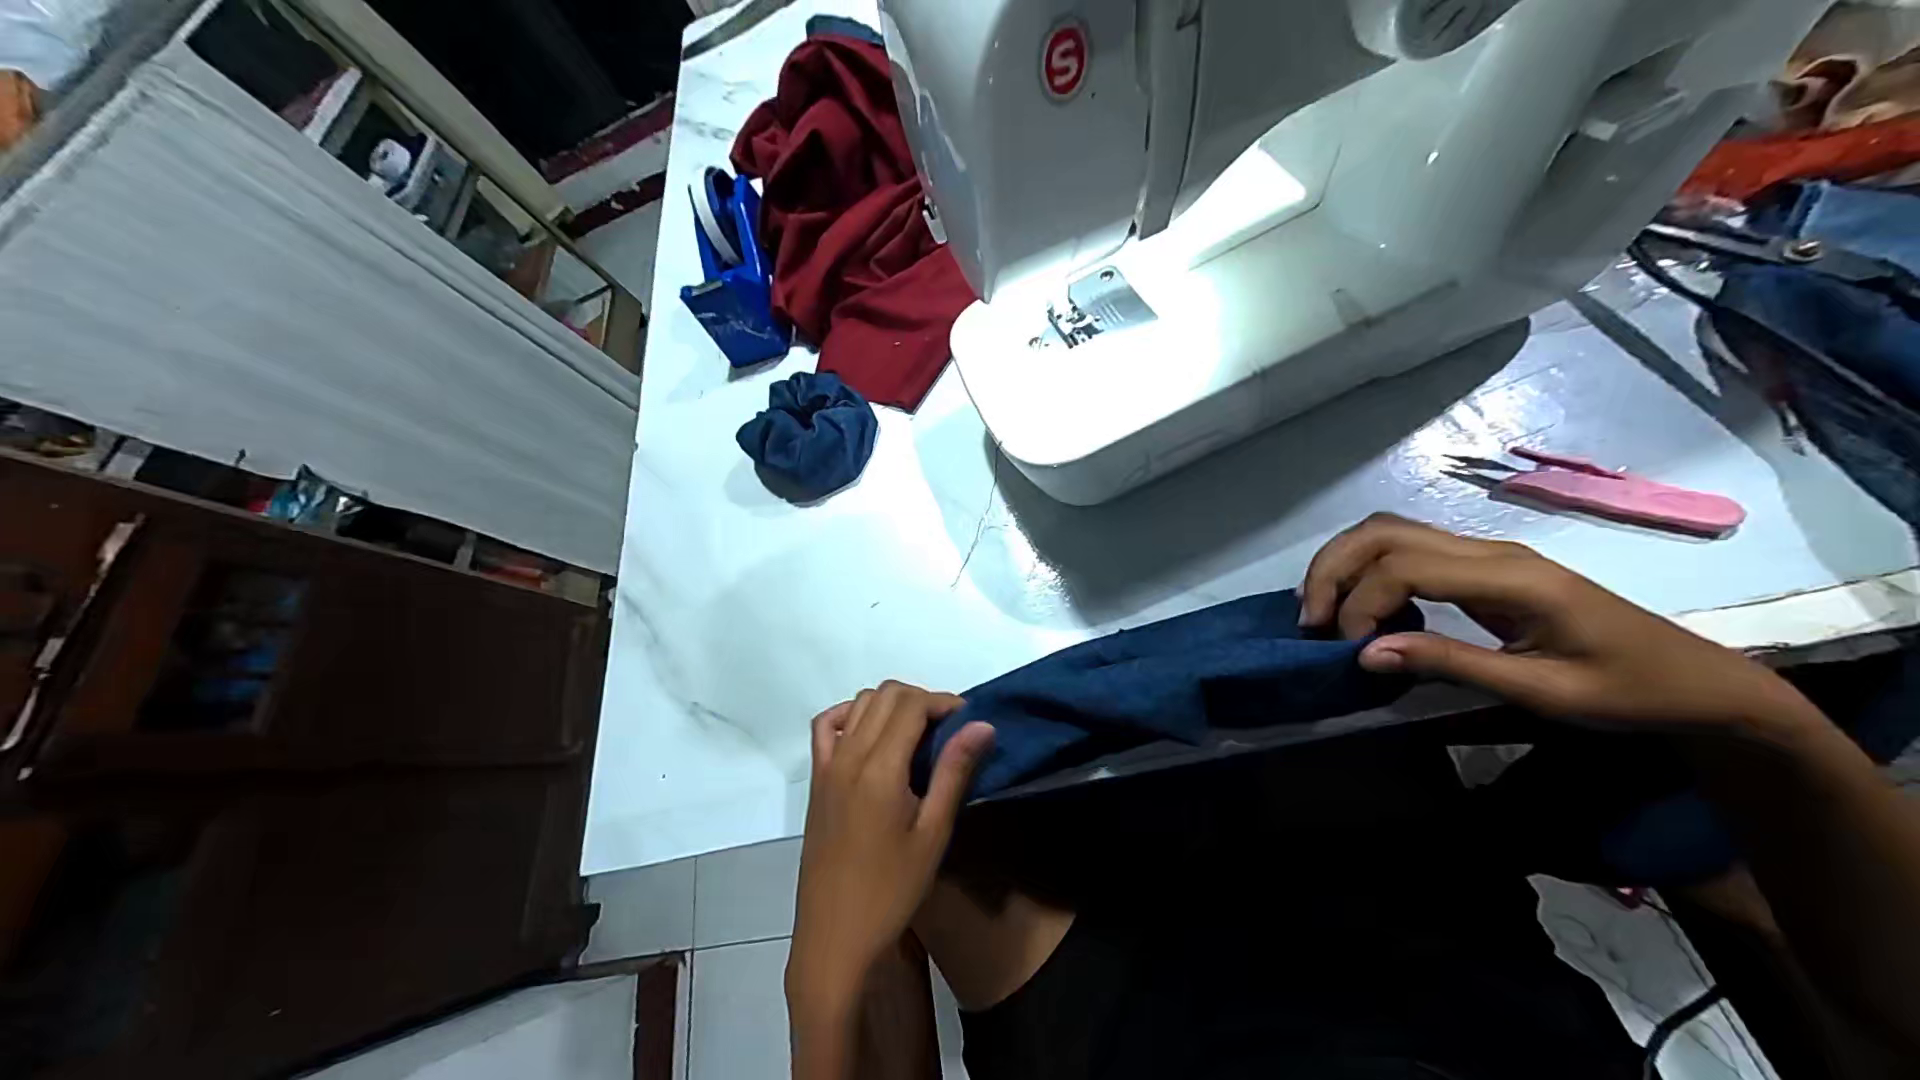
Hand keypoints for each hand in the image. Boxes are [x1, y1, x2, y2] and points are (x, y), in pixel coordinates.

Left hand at [787, 682, 993, 1012]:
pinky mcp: (816, 779)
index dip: (943, 702)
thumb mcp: (933, 833)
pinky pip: (826, 726)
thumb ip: (954, 771)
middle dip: (920, 699)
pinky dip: (850, 714)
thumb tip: (982, 725)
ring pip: (858, 703)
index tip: (967, 720)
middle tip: (947, 728)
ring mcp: (827, 765)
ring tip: (917, 733)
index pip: (911, 705)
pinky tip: (871, 733)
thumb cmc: (892, 890)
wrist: (836, 936)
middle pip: (885, 695)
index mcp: (879, 768)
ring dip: (891, 704)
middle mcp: (848, 755)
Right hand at [1299, 514, 1821, 734]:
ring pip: (1386, 531)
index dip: (1361, 601)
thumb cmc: (1629, 691)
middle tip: (1311, 619)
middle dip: (1333, 569)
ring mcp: (1484, 552)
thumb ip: (1450, 663)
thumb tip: (1364, 654)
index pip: (1404, 565)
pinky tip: (1358, 605)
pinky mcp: (1479, 565)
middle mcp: (1489, 550)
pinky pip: (1403, 548)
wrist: (1700, 682)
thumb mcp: (1541, 691)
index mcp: (1511, 576)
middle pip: (1383, 533)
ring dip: (1342, 563)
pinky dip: (1364, 568)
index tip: (1350, 647)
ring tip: (1322, 608)